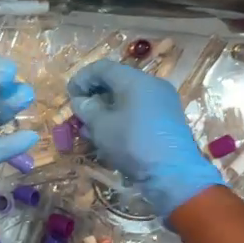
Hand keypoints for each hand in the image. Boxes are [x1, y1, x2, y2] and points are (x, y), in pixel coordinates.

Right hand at [68, 59, 221, 219]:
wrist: (173, 174)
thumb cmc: (132, 144)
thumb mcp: (101, 126)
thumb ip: (87, 109)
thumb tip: (81, 101)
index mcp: (135, 80)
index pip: (102, 67)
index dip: (82, 78)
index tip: (70, 96)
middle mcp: (152, 84)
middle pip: (117, 81)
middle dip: (95, 95)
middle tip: (80, 112)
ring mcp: (164, 101)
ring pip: (128, 97)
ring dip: (107, 108)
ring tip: (93, 127)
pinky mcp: (169, 119)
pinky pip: (140, 109)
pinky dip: (123, 116)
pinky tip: (112, 134)